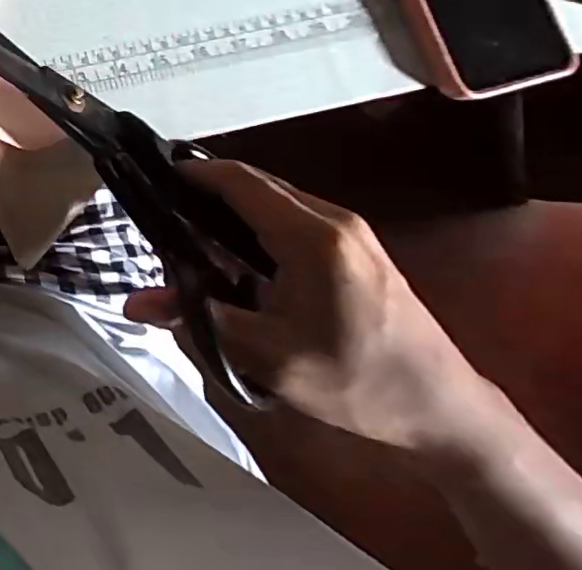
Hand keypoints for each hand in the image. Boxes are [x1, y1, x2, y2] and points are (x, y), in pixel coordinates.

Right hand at [125, 160, 493, 450]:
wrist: (444, 409)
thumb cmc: (358, 384)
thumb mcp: (271, 359)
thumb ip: (202, 322)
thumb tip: (136, 305)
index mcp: (313, 238)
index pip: (243, 183)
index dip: (198, 174)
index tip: (158, 177)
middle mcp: (334, 220)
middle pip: (259, 183)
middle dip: (211, 187)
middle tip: (167, 207)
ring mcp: (350, 229)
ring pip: (278, 198)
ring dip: (236, 204)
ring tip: (194, 226)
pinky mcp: (357, 244)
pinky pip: (296, 214)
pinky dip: (260, 219)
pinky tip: (240, 248)